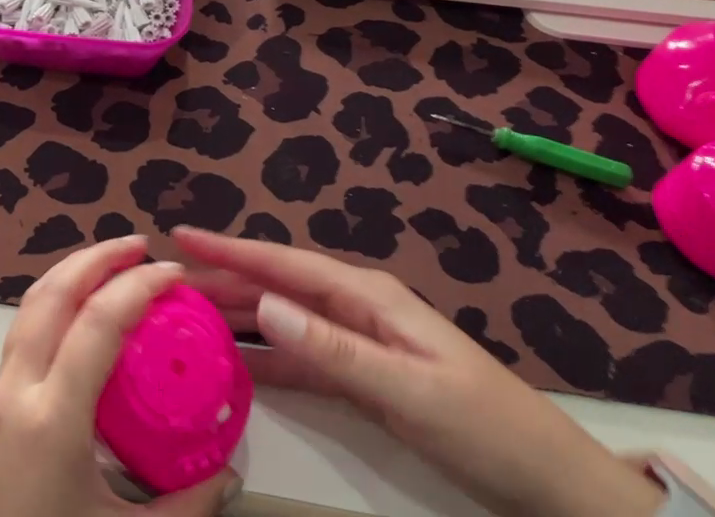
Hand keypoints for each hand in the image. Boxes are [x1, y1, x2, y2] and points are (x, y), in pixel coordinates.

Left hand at [0, 235, 239, 516]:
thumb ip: (183, 509)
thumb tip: (229, 475)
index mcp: (53, 417)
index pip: (97, 325)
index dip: (137, 288)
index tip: (173, 272)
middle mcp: (18, 388)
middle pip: (51, 295)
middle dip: (95, 259)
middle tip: (139, 246)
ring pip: (28, 306)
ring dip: (68, 274)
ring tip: (109, 264)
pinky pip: (21, 330)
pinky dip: (51, 302)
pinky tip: (77, 312)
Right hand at [174, 227, 664, 516]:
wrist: (548, 480)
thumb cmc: (481, 425)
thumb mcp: (407, 388)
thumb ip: (332, 347)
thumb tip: (262, 304)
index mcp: (367, 296)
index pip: (284, 263)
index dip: (231, 249)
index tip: (180, 235)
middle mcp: (356, 308)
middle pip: (276, 286)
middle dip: (223, 280)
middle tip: (166, 283)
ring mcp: (358, 341)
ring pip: (282, 320)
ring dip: (237, 316)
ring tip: (186, 316)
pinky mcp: (361, 376)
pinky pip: (299, 358)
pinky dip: (264, 357)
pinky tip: (233, 363)